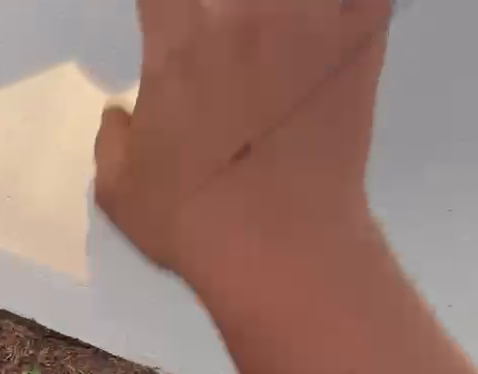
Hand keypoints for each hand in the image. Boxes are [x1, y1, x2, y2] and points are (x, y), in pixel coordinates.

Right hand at [94, 0, 396, 294]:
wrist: (277, 245)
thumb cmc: (184, 220)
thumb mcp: (115, 187)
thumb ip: (112, 135)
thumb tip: (124, 110)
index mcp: (179, 45)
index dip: (158, 6)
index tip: (159, 22)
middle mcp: (247, 11)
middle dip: (209, 10)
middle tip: (210, 36)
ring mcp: (314, 12)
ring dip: (266, 7)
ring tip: (263, 30)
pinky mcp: (365, 27)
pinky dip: (340, 3)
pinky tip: (322, 20)